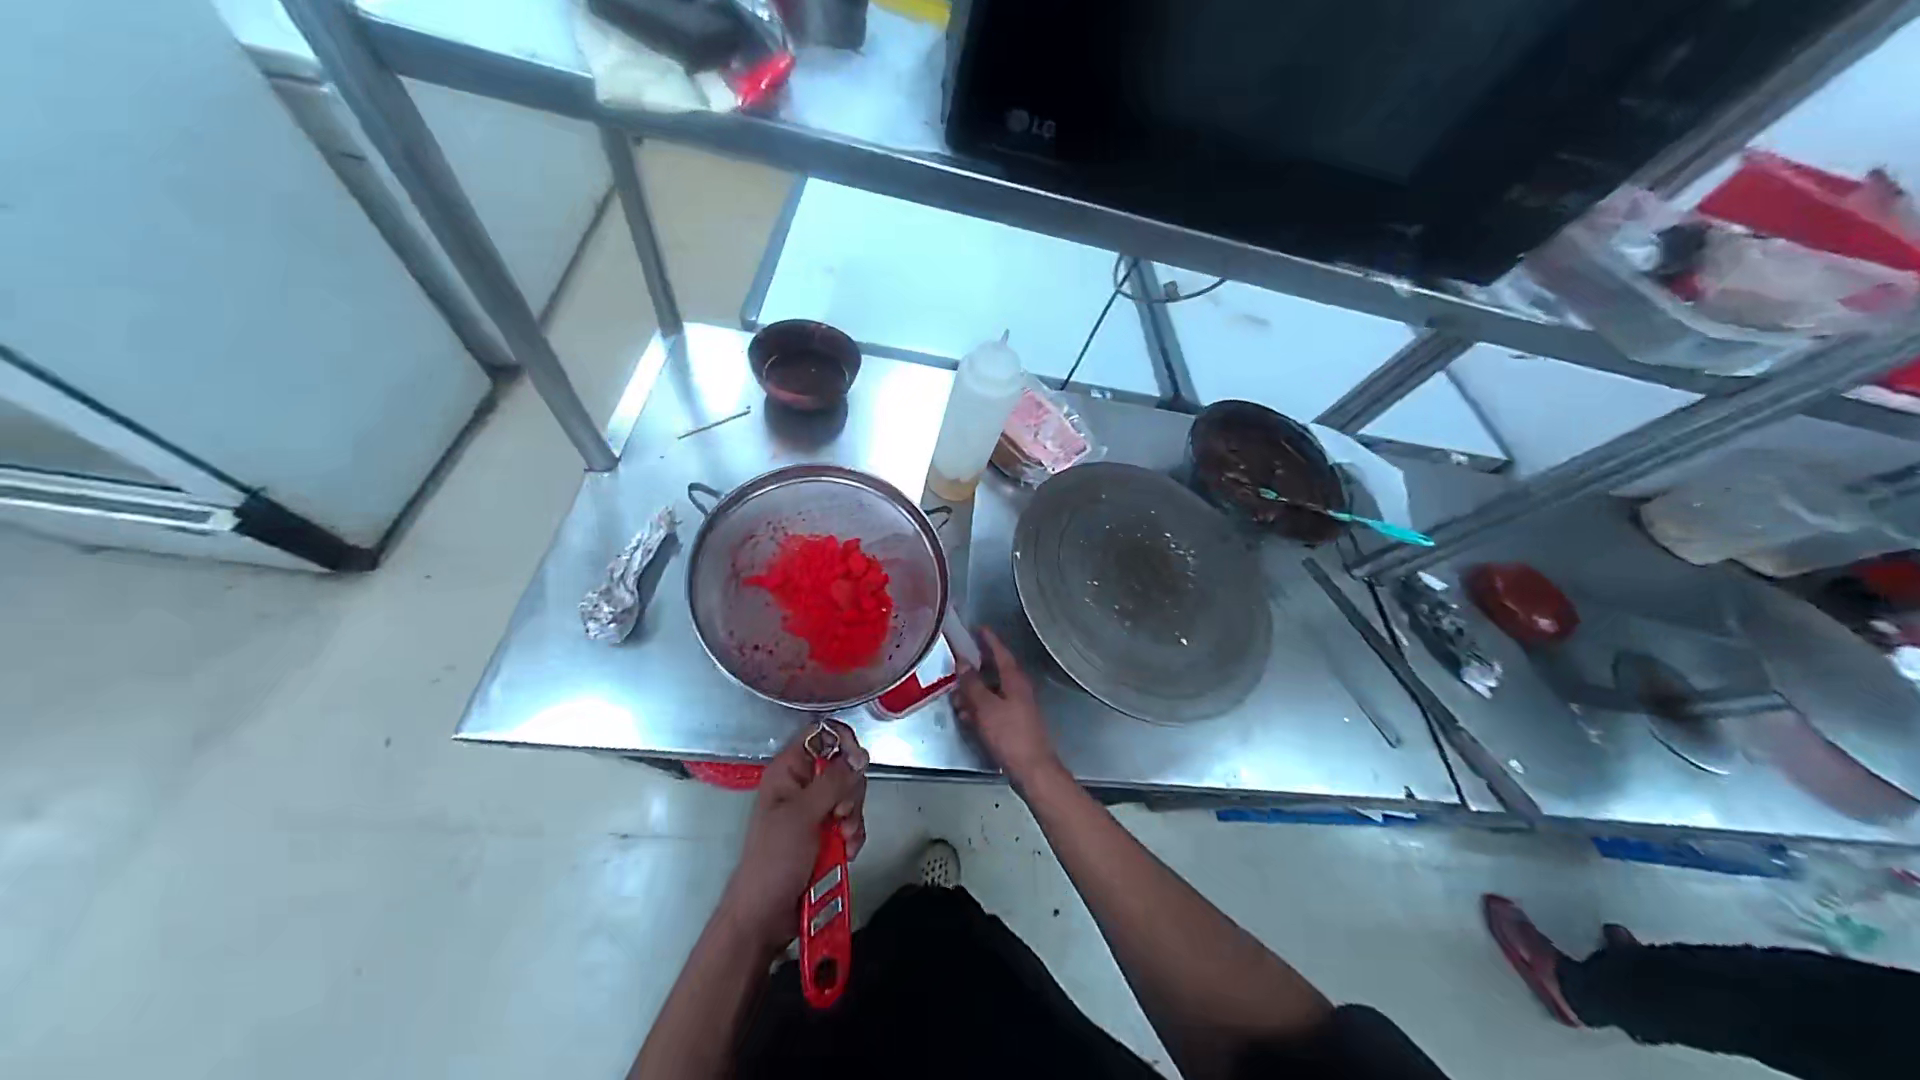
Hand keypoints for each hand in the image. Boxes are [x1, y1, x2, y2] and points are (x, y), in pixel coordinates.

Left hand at [718, 721, 867, 951]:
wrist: (766, 915)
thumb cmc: (774, 861)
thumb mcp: (802, 816)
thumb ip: (832, 782)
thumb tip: (858, 756)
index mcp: (788, 772)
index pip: (821, 735)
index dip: (843, 742)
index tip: (857, 762)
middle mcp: (802, 785)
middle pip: (844, 767)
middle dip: (851, 792)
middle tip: (840, 815)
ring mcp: (815, 810)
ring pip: (851, 796)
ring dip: (853, 818)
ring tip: (842, 840)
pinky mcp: (826, 832)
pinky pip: (851, 821)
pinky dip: (853, 835)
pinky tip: (846, 852)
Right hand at [954, 627, 1061, 787]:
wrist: (1032, 770)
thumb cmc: (1009, 735)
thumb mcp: (985, 707)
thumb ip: (972, 684)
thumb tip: (963, 662)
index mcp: (1014, 679)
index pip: (1000, 652)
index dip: (988, 639)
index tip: (977, 627)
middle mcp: (1018, 689)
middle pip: (994, 671)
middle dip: (974, 670)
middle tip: (956, 666)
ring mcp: (1017, 706)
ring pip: (991, 691)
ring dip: (973, 693)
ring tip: (956, 698)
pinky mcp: (1013, 723)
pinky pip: (992, 708)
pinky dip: (979, 709)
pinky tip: (967, 718)